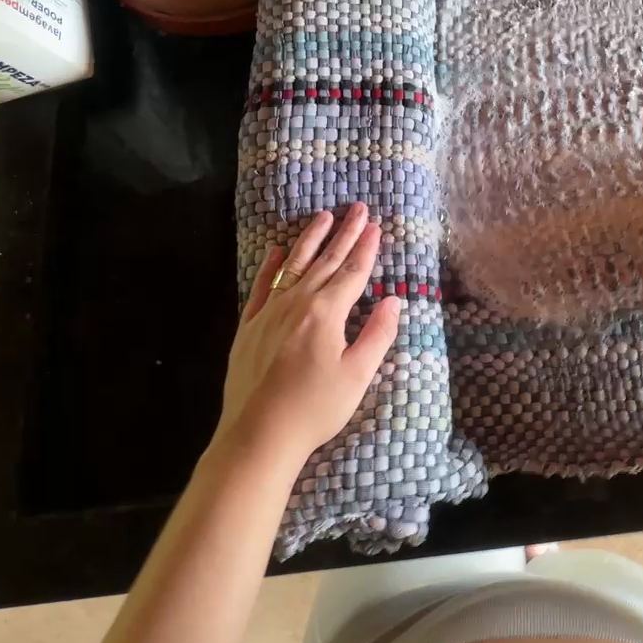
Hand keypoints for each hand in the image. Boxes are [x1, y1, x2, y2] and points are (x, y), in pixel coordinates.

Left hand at [218, 202, 401, 466]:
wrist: (258, 435)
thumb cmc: (315, 408)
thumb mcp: (357, 375)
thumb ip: (378, 334)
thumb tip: (394, 300)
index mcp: (326, 312)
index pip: (352, 272)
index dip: (366, 248)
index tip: (375, 224)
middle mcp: (297, 303)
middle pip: (326, 261)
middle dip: (344, 233)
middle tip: (356, 208)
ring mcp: (269, 313)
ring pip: (294, 266)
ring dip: (310, 240)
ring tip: (322, 217)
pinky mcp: (248, 327)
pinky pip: (261, 287)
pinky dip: (270, 267)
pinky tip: (275, 252)